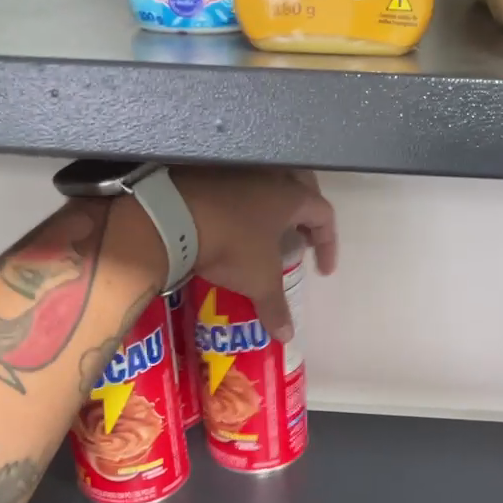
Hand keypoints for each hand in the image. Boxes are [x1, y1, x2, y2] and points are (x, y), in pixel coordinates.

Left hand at [171, 166, 338, 340]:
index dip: (328, 244)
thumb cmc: (232, 245)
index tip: (322, 270)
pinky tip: (236, 219)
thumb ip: (276, 307)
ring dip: (275, 203)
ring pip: (269, 181)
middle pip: (302, 187)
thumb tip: (287, 334)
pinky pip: (238, 182)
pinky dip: (244, 201)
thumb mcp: (259, 281)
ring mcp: (238, 168)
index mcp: (292, 195)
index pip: (325, 215)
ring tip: (270, 229)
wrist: (174, 217)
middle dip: (307, 214)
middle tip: (303, 236)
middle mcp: (270, 174)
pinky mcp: (210, 170)